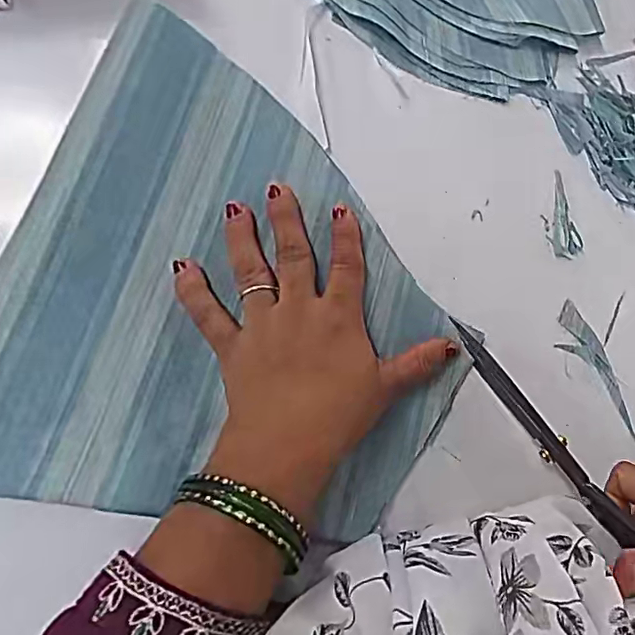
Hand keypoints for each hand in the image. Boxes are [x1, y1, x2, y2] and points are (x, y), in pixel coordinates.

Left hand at [174, 183, 457, 520]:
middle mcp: (299, 312)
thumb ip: (417, 362)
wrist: (286, 444)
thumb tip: (451, 347)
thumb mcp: (386, 386)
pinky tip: (183, 266)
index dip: (345, 237)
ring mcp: (262, 326)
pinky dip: (193, 290)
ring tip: (235, 210)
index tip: (340, 209)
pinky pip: (208, 313)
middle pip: (294, 256)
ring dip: (242, 239)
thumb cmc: (337, 415)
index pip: (345, 267)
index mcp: (338, 318)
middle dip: (287, 220)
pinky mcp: (233, 347)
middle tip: (277, 190)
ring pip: (250, 273)